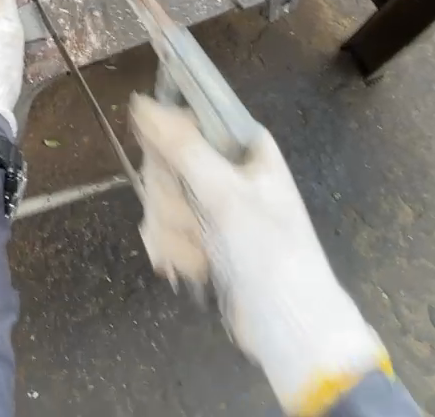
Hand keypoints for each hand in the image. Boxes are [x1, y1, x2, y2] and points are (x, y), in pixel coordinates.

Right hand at [130, 94, 389, 415]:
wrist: (293, 332)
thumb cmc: (270, 255)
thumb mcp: (226, 195)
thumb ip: (182, 147)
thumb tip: (141, 102)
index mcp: (244, 145)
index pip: (189, 115)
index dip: (169, 137)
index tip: (166, 162)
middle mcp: (227, 166)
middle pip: (166, 157)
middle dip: (171, 196)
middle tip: (192, 220)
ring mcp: (213, 201)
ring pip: (161, 192)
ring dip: (174, 228)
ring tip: (200, 255)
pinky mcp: (201, 232)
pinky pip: (165, 223)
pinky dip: (175, 247)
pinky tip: (193, 267)